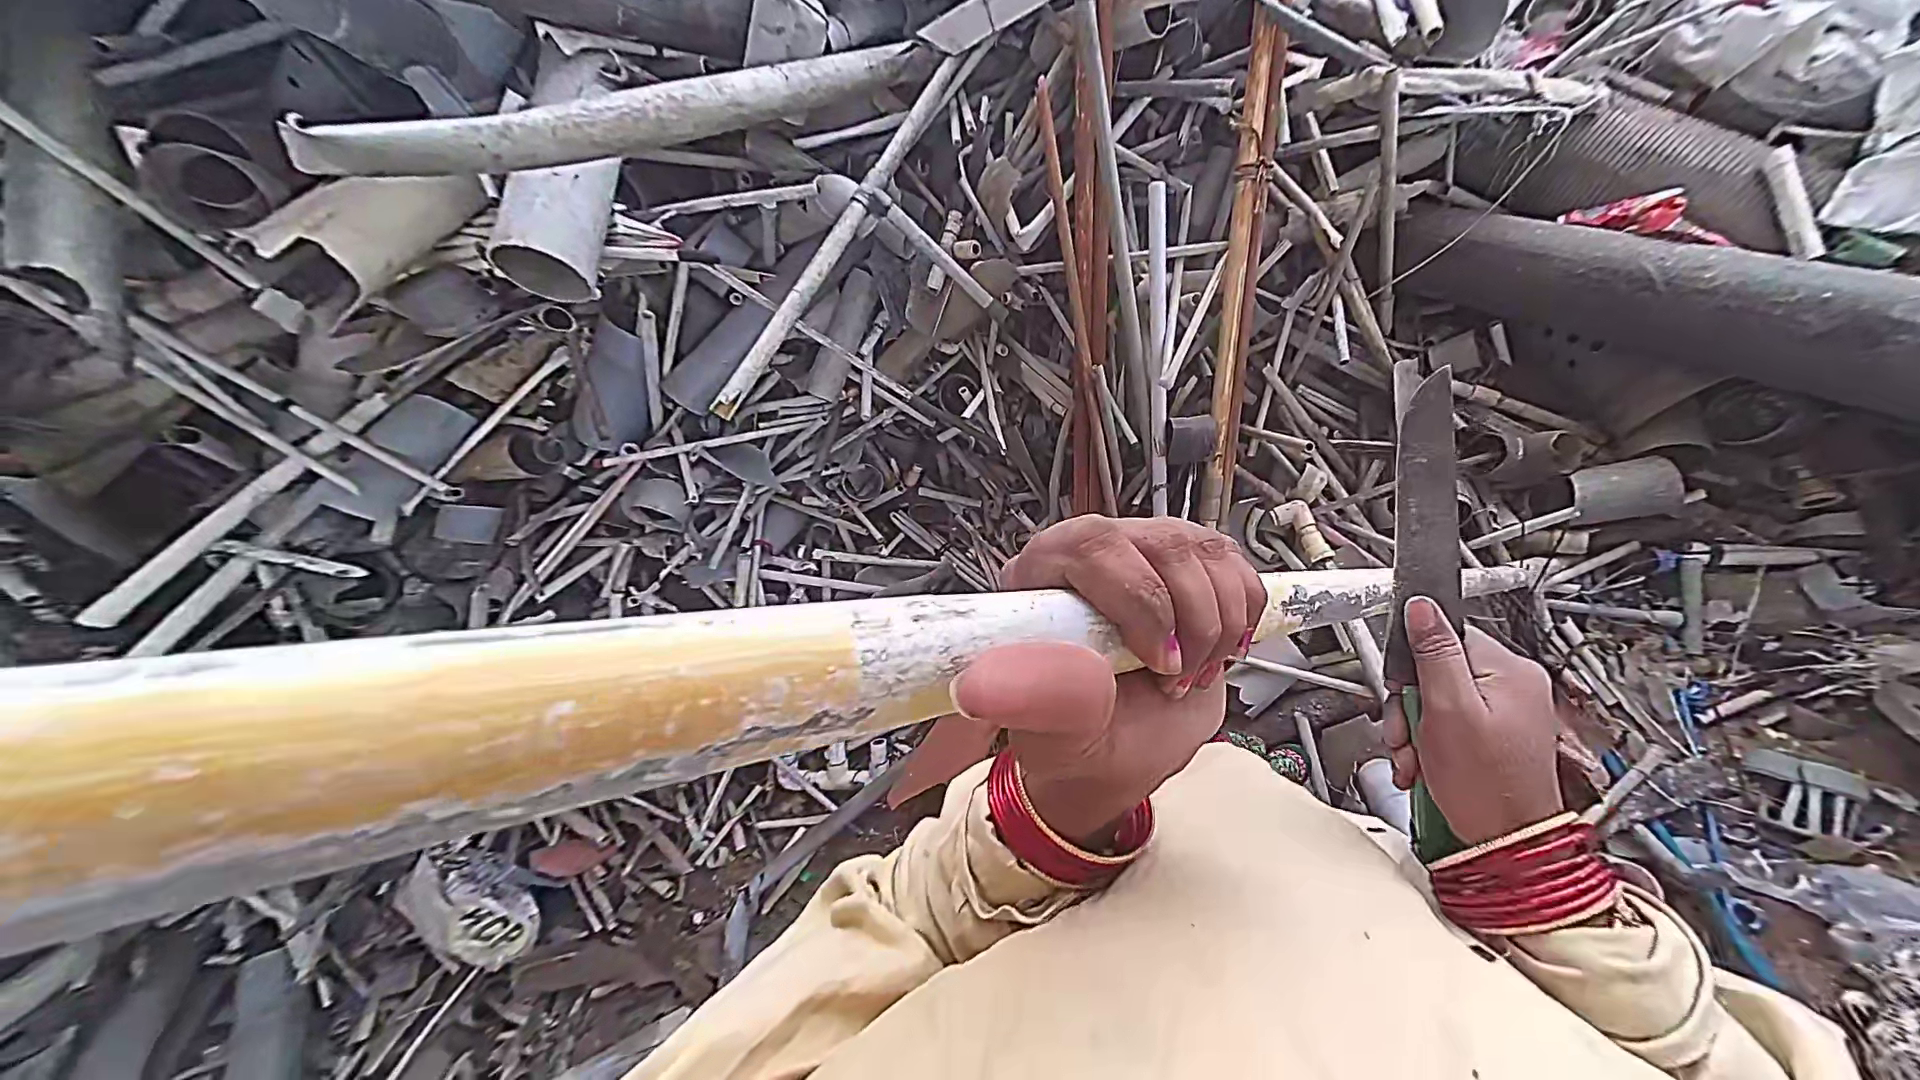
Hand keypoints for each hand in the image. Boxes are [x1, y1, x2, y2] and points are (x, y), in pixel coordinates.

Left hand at [945, 517, 1268, 844]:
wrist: (1118, 744)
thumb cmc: (1076, 734)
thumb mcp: (1049, 734)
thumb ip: (1037, 702)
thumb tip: (998, 681)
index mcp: (1041, 574)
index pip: (1091, 546)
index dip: (1138, 601)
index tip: (1156, 661)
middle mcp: (1095, 550)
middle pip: (1164, 545)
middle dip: (1188, 623)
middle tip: (1175, 679)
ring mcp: (1148, 550)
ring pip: (1208, 554)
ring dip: (1216, 628)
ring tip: (1186, 673)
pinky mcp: (1193, 565)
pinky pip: (1240, 572)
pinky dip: (1241, 621)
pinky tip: (1209, 652)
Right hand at [1382, 596, 1562, 844]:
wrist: (1505, 842)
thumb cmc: (1484, 783)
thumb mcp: (1447, 708)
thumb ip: (1434, 652)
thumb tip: (1423, 606)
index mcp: (1509, 671)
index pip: (1443, 636)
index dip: (1411, 664)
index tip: (1404, 690)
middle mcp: (1512, 686)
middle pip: (1433, 669)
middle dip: (1408, 703)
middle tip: (1408, 729)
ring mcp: (1502, 711)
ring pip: (1431, 697)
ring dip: (1411, 726)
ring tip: (1415, 753)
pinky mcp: (1490, 732)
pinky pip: (1442, 719)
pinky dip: (1424, 739)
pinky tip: (1423, 760)